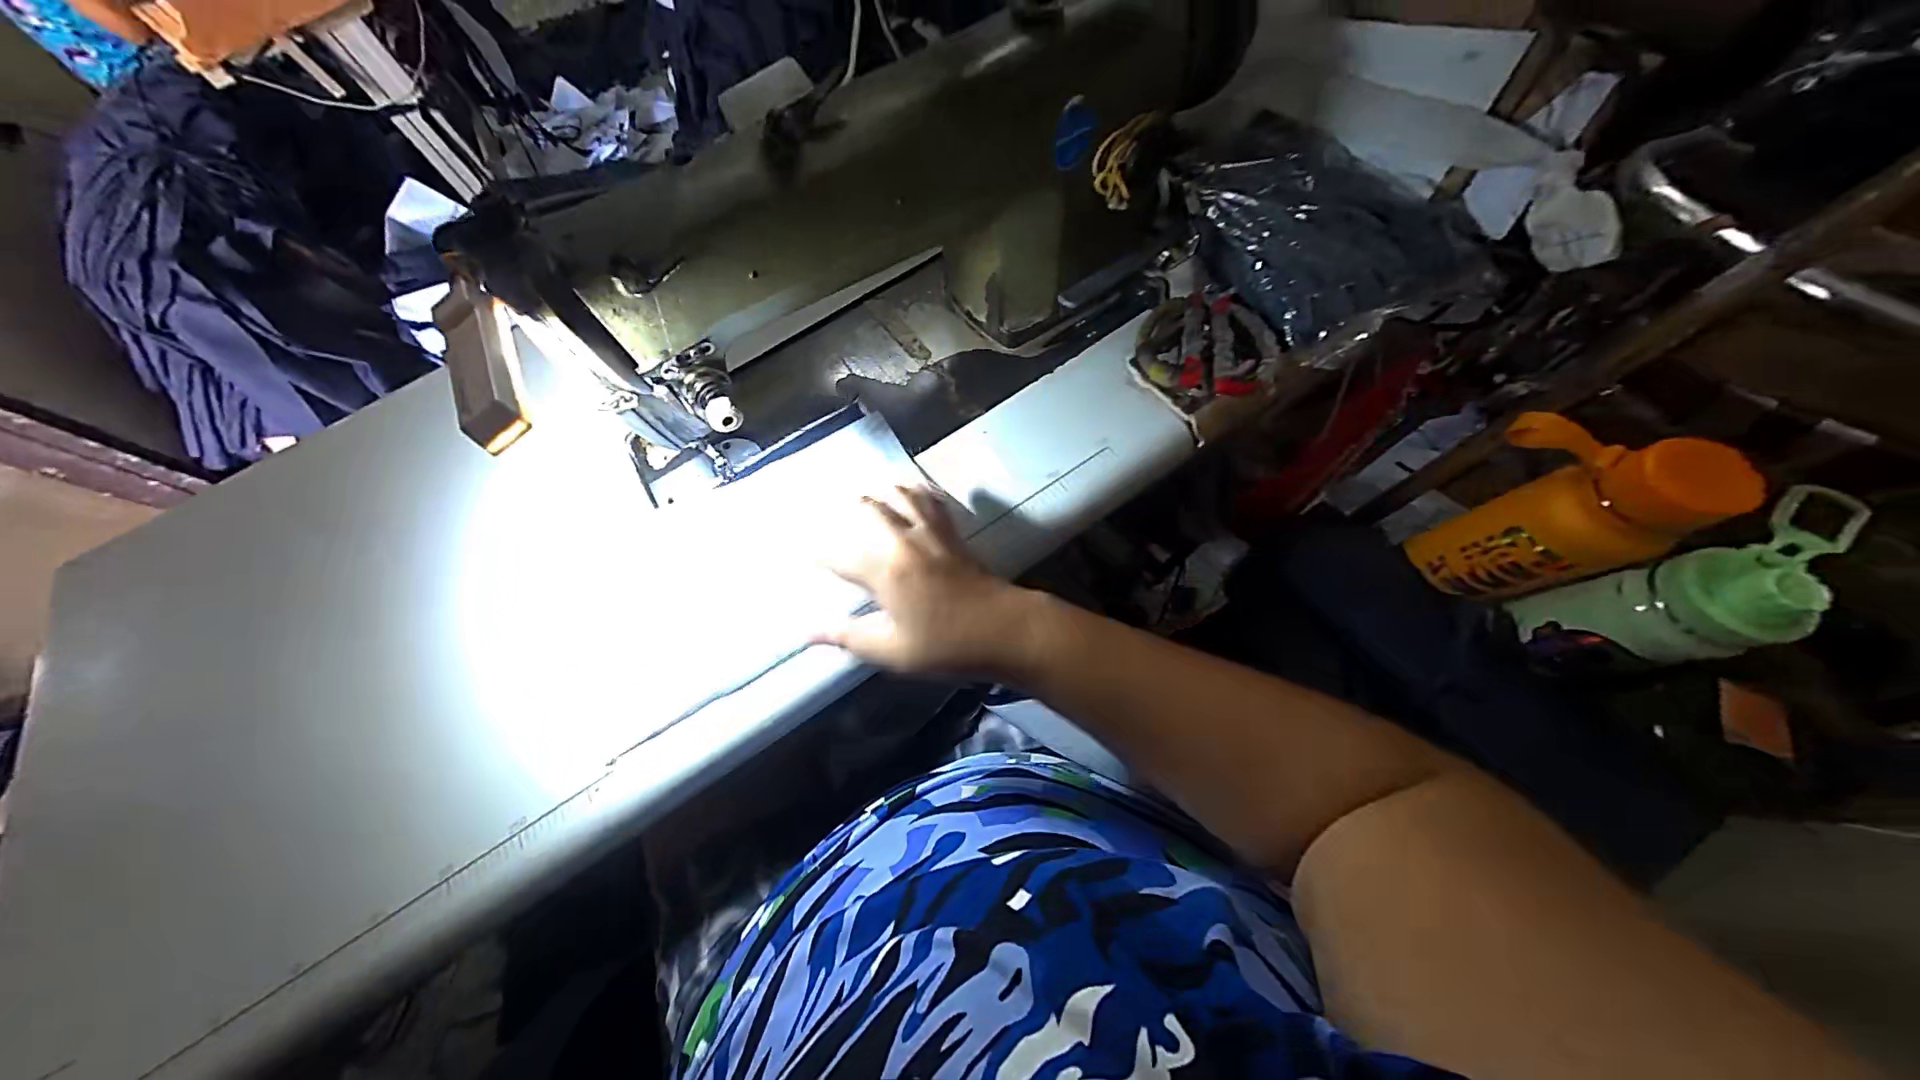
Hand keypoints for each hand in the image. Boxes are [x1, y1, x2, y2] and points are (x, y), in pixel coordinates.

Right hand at [817, 486, 1038, 675]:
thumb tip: (807, 634)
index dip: (822, 555)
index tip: (808, 553)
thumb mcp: (892, 651)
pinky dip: (923, 493)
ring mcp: (933, 536)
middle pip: (874, 512)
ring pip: (906, 499)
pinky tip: (921, 489)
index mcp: (884, 571)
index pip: (841, 558)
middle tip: (842, 509)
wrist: (1004, 629)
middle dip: (855, 509)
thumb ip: (849, 638)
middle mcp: (905, 543)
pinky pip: (935, 504)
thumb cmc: (944, 645)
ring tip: (878, 488)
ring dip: (888, 491)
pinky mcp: (955, 537)